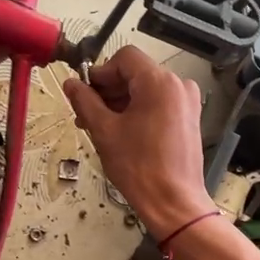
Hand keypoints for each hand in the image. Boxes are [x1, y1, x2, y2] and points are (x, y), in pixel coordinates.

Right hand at [63, 46, 214, 239]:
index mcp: (159, 82)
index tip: (85, 93)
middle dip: (108, 90)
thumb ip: (85, 101)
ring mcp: (186, 102)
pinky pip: (158, 104)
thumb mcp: (104, 131)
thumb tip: (71, 84)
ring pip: (146, 89)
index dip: (101, 72)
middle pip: (136, 73)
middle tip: (86, 114)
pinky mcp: (188, 119)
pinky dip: (137, 111)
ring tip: (100, 127)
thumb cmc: (139, 167)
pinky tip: (121, 133)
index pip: (125, 58)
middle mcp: (178, 85)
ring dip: (120, 102)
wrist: (172, 201)